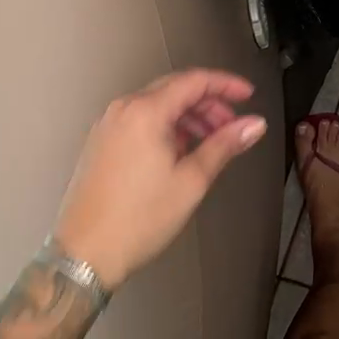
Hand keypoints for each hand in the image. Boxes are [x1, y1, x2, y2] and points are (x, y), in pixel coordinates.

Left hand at [51, 69, 267, 291]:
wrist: (82, 257)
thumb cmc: (139, 219)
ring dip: (188, 116)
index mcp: (146, 111)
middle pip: (175, 89)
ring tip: (210, 143)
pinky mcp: (101, 142)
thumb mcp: (191, 181)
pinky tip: (180, 152)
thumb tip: (256, 123)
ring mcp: (108, 125)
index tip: (248, 95)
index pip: (194, 80)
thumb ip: (225, 144)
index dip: (226, 84)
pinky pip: (140, 120)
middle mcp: (124, 108)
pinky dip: (165, 126)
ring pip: (158, 104)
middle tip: (232, 125)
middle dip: (208, 103)